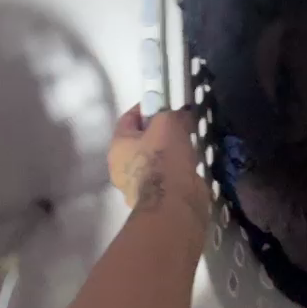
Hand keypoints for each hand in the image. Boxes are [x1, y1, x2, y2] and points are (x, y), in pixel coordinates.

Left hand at [109, 105, 208, 228]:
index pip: (128, 118)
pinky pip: (163, 177)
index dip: (146, 107)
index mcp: (117, 146)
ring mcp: (135, 187)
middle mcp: (120, 168)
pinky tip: (189, 164)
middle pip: (139, 141)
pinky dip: (174, 170)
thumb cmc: (164, 158)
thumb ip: (173, 114)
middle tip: (179, 125)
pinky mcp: (154, 200)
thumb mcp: (169, 122)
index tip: (165, 104)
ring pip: (152, 161)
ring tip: (188, 144)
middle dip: (158, 131)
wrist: (174, 203)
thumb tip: (182, 115)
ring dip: (168, 153)